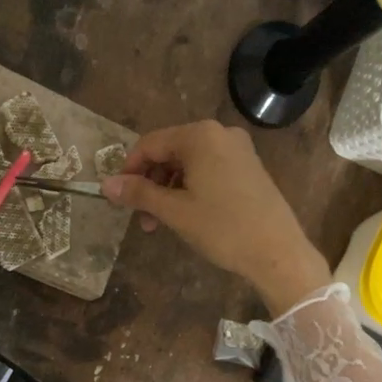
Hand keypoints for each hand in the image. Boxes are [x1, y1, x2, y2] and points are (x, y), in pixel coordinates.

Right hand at [101, 121, 332, 315]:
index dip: (129, 170)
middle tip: (141, 219)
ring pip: (187, 163)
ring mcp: (236, 149)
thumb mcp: (174, 211)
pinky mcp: (246, 166)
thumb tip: (106, 185)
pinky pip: (206, 170)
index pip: (150, 144)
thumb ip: (139, 194)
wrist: (275, 249)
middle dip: (149, 183)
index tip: (118, 199)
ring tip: (160, 224)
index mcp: (199, 136)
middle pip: (169, 152)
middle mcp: (219, 133)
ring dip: (166, 190)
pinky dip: (188, 189)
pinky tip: (185, 216)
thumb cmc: (222, 228)